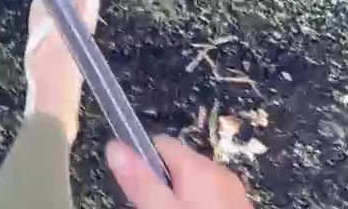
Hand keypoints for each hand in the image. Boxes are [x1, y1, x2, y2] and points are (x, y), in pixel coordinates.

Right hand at [108, 136, 254, 208]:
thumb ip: (139, 181)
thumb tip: (113, 145)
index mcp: (198, 165)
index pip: (160, 144)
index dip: (143, 166)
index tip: (137, 196)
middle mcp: (219, 172)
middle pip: (177, 168)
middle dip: (161, 190)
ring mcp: (234, 195)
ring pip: (194, 190)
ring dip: (179, 203)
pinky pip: (211, 204)